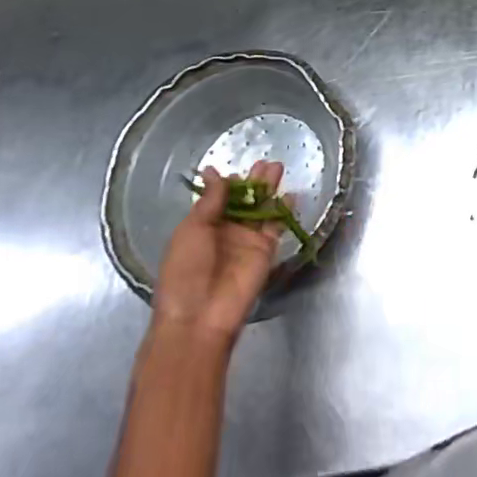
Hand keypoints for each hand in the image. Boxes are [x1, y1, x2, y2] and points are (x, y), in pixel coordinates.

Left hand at [151, 162, 283, 349]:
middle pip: (244, 200)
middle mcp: (226, 231)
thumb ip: (210, 200)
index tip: (237, 171)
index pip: (219, 199)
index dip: (228, 184)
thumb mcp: (192, 229)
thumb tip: (213, 171)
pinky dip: (284, 210)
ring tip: (277, 167)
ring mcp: (247, 240)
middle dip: (254, 181)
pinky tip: (290, 194)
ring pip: (261, 208)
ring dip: (269, 189)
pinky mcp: (266, 250)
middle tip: (266, 161)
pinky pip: (276, 226)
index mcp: (202, 226)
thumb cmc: (186, 270)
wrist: (201, 315)